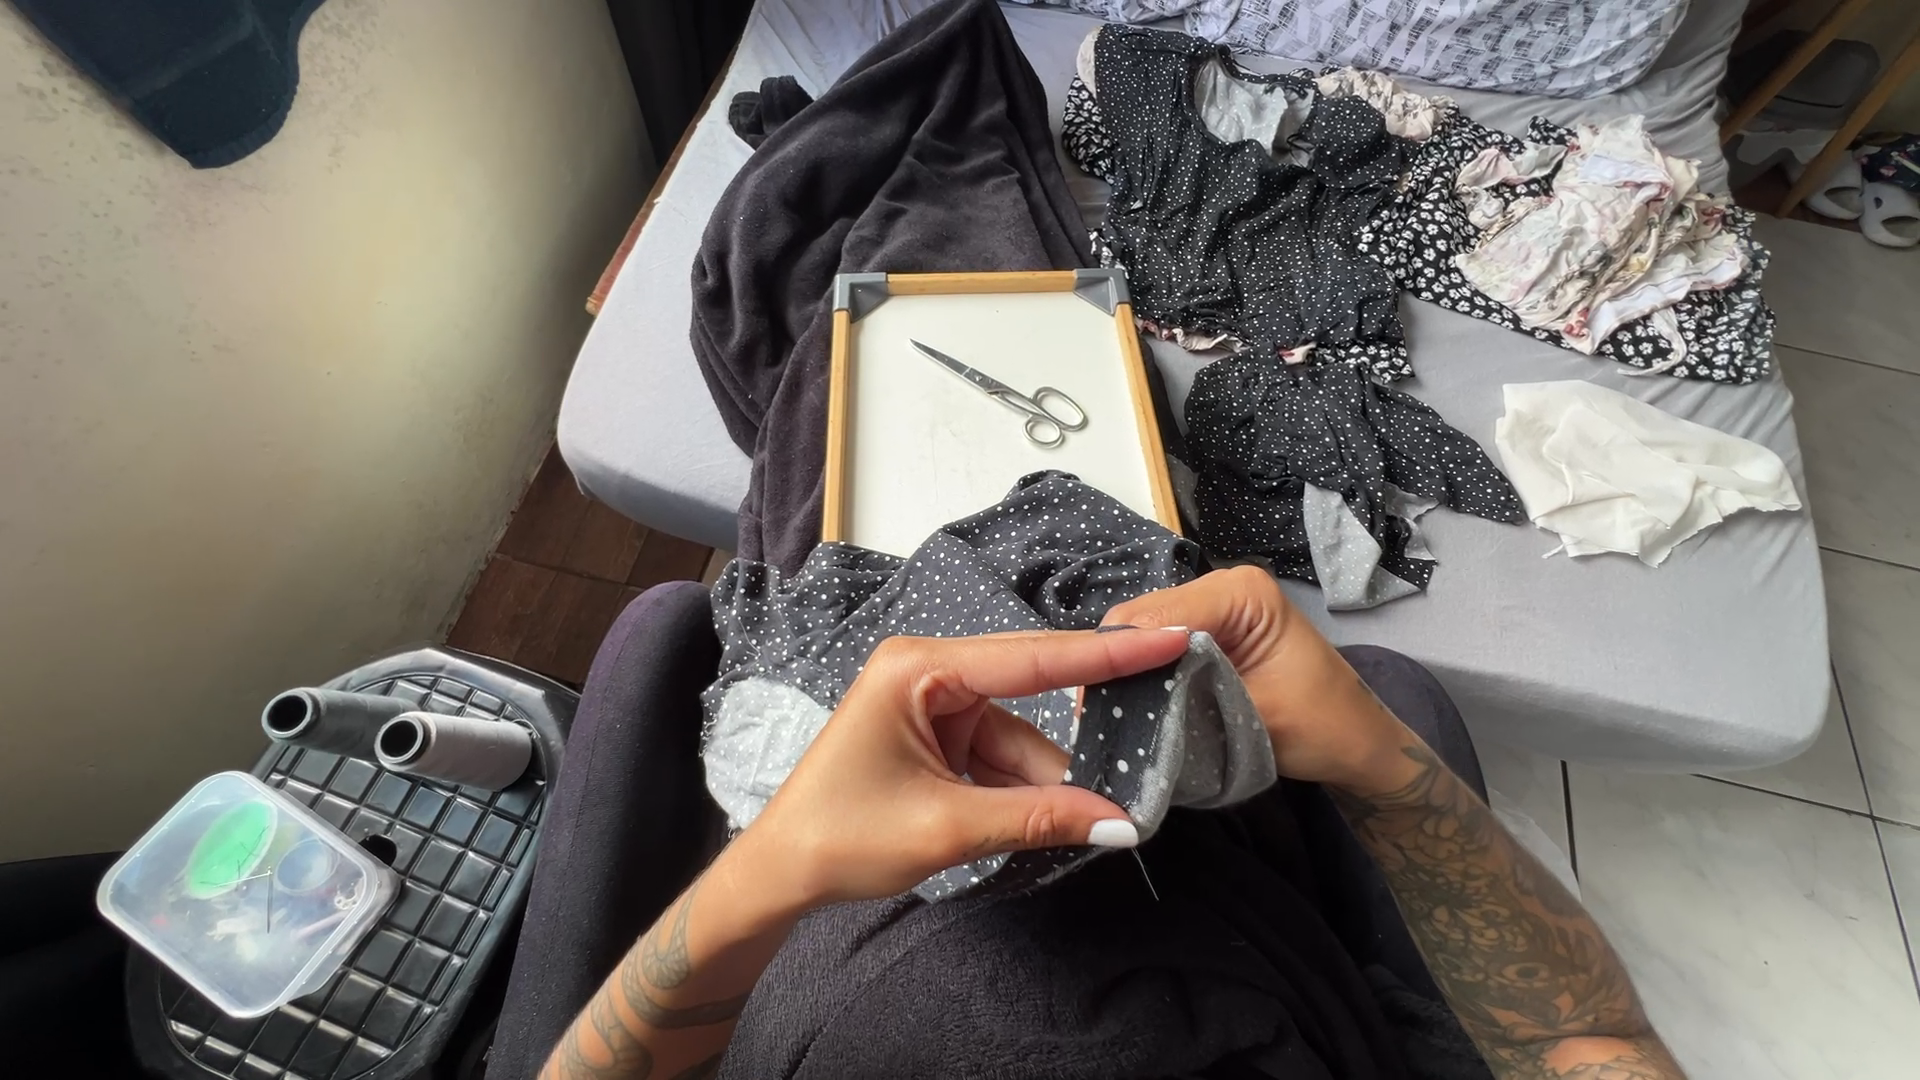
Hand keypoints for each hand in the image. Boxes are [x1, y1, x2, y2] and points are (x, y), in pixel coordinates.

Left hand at [727, 629, 1190, 911]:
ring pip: (1018, 733)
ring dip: (1047, 777)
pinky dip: (1022, 786)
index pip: (1028, 657)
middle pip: (1028, 686)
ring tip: (1093, 816)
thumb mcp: (948, 826)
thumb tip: (1121, 822)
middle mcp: (929, 670)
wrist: (782, 872)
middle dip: (1083, 712)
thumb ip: (1037, 817)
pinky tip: (1046, 818)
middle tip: (1158, 700)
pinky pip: (997, 753)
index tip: (1165, 637)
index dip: (1103, 653)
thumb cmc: (844, 835)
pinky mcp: (937, 732)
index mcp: (920, 667)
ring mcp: (934, 702)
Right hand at [1102, 565, 1413, 792]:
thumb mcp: (1251, 715)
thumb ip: (1184, 700)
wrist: (1362, 745)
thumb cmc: (1321, 728)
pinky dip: (1143, 671)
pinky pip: (1158, 643)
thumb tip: (1116, 705)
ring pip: (1143, 631)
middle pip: (1141, 617)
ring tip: (1110, 711)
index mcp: (1239, 592)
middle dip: (1118, 664)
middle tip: (1097, 714)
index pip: (1154, 616)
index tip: (1097, 708)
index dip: (1121, 659)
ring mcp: (1214, 604)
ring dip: (1128, 670)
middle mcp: (1221, 584)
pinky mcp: (1209, 626)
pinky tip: (1134, 700)